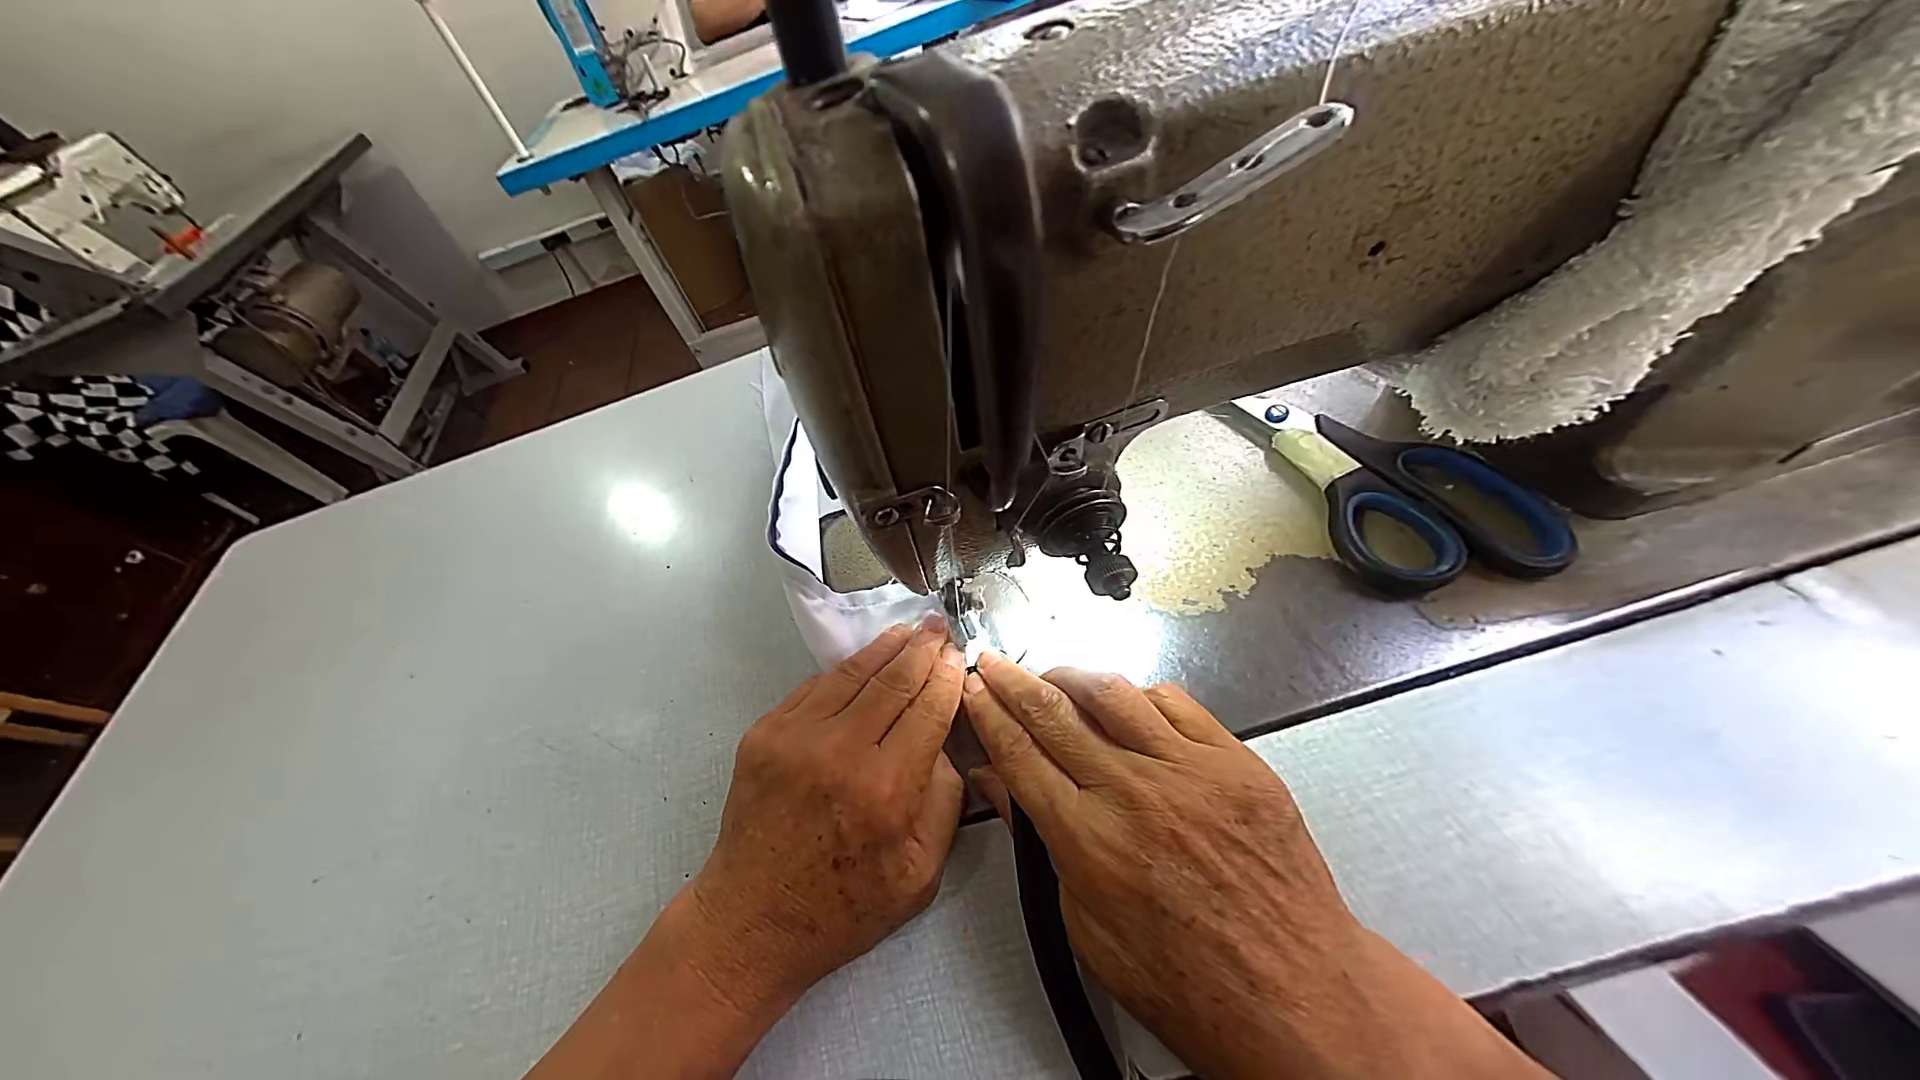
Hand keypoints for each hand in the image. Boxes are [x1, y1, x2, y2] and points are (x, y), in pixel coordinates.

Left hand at [690, 615, 967, 996]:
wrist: (751, 920)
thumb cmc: (843, 907)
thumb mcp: (920, 873)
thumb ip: (944, 800)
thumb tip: (945, 741)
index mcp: (886, 790)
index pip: (928, 710)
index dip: (947, 676)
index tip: (959, 655)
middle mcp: (839, 753)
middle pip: (893, 681)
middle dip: (922, 648)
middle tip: (938, 627)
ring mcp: (794, 738)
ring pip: (852, 674)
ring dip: (884, 648)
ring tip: (907, 631)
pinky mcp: (764, 734)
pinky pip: (814, 688)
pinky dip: (845, 671)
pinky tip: (863, 663)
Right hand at [962, 654, 1549, 1079]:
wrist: (1295, 993)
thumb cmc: (1186, 982)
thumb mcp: (1088, 929)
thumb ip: (1043, 847)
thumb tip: (1006, 788)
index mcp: (1089, 839)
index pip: (1020, 755)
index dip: (989, 716)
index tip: (974, 691)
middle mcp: (1132, 791)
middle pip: (1055, 714)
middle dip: (1014, 682)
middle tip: (994, 663)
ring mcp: (1187, 769)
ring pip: (1113, 693)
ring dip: (1072, 677)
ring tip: (1053, 675)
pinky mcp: (1233, 760)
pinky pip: (1176, 702)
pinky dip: (1140, 693)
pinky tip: (1128, 701)